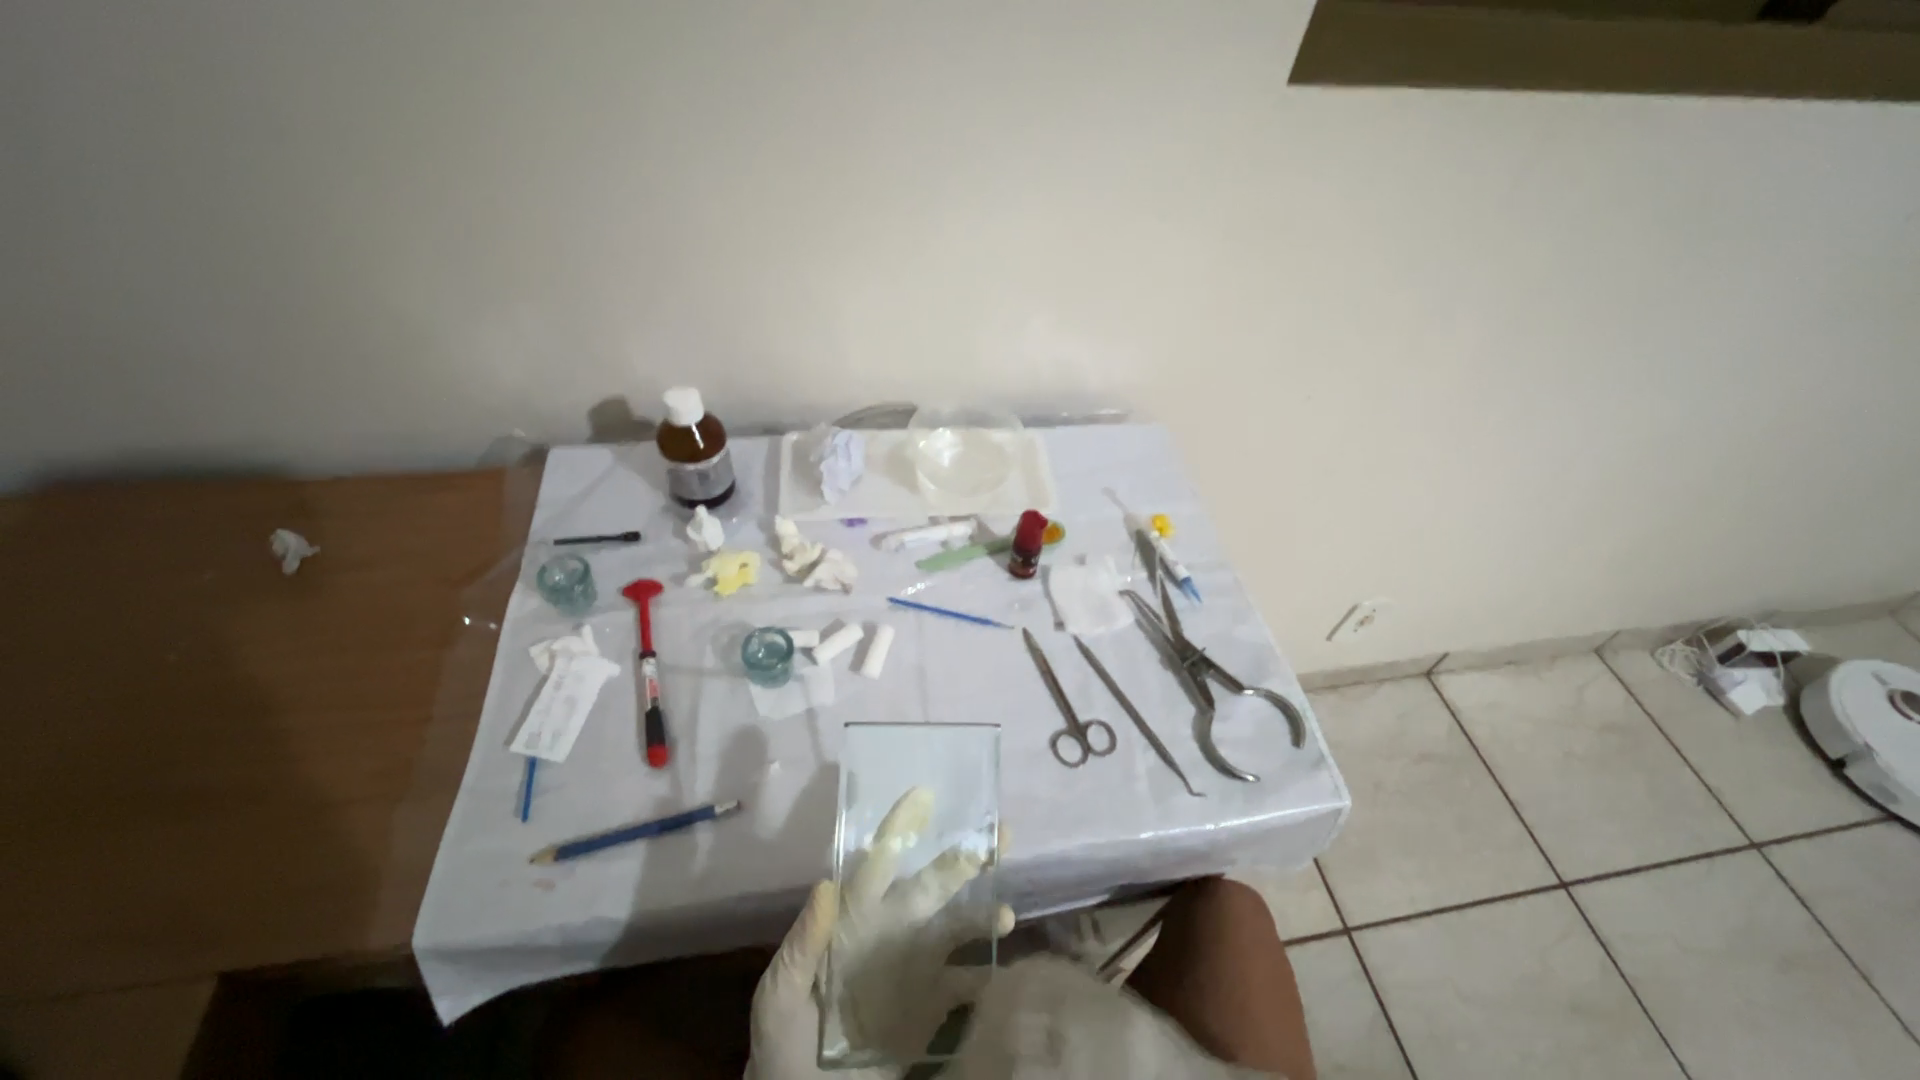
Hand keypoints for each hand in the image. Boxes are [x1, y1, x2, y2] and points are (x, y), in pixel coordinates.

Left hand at [746, 788, 1010, 1079]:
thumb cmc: (783, 1039)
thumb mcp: (780, 994)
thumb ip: (803, 944)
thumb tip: (825, 885)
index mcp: (852, 918)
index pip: (877, 863)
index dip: (899, 828)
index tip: (923, 796)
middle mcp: (891, 931)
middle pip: (932, 885)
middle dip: (964, 858)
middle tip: (998, 834)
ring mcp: (917, 968)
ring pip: (958, 929)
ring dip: (982, 917)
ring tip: (1004, 915)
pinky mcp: (934, 1008)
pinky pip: (967, 985)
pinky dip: (987, 976)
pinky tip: (1003, 971)